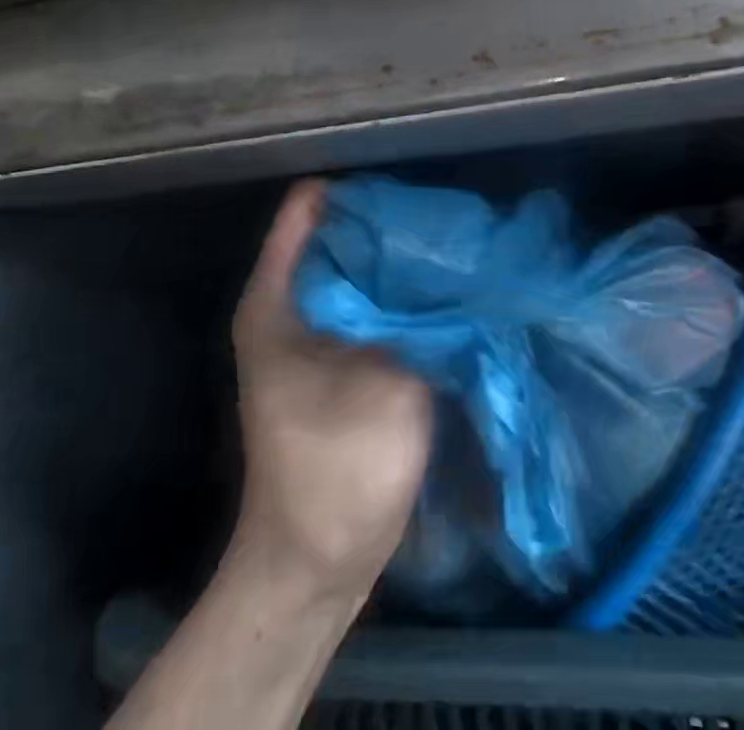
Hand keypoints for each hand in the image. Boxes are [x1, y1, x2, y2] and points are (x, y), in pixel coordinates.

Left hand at [230, 180, 433, 591]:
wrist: (319, 555)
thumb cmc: (336, 470)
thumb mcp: (384, 384)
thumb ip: (418, 318)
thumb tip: (457, 262)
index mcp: (279, 298)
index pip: (311, 210)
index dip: (363, 190)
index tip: (419, 187)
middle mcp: (296, 306)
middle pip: (344, 235)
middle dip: (398, 222)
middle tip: (457, 215)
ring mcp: (324, 334)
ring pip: (369, 272)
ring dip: (410, 260)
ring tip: (465, 244)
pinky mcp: (352, 360)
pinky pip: (384, 306)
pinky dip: (414, 295)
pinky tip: (457, 290)